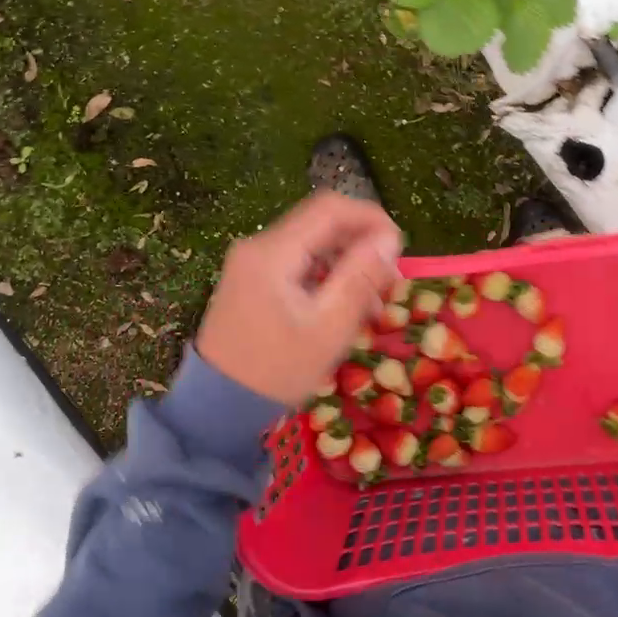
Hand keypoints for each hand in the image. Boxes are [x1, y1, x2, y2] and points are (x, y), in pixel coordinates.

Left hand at [195, 193, 401, 408]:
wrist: (218, 407)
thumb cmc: (277, 370)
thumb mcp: (328, 328)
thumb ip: (360, 277)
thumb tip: (389, 240)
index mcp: (273, 253)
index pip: (331, 209)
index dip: (372, 219)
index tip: (399, 248)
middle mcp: (258, 246)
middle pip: (321, 223)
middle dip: (362, 244)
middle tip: (390, 280)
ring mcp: (251, 263)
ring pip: (312, 243)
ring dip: (347, 261)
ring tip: (372, 300)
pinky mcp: (251, 280)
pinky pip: (298, 262)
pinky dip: (326, 274)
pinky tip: (344, 304)